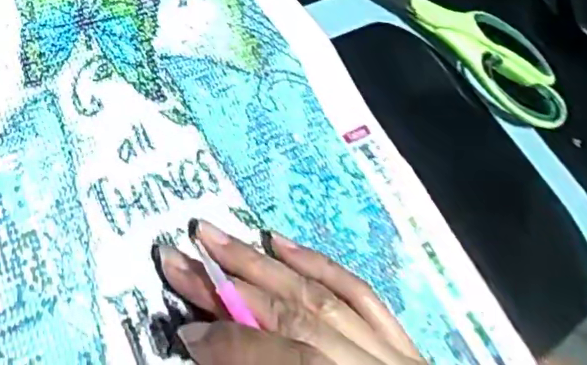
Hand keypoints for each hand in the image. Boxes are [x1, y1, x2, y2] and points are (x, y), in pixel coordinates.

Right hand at [156, 220, 425, 364]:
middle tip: (176, 256)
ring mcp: (399, 358)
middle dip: (228, 286)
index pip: (286, 360)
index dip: (229, 346)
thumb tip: (216, 354)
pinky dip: (316, 264)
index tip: (183, 332)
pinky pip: (360, 293)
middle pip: (293, 317)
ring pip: (319, 297)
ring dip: (259, 262)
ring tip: (212, 234)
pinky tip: (279, 240)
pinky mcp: (410, 348)